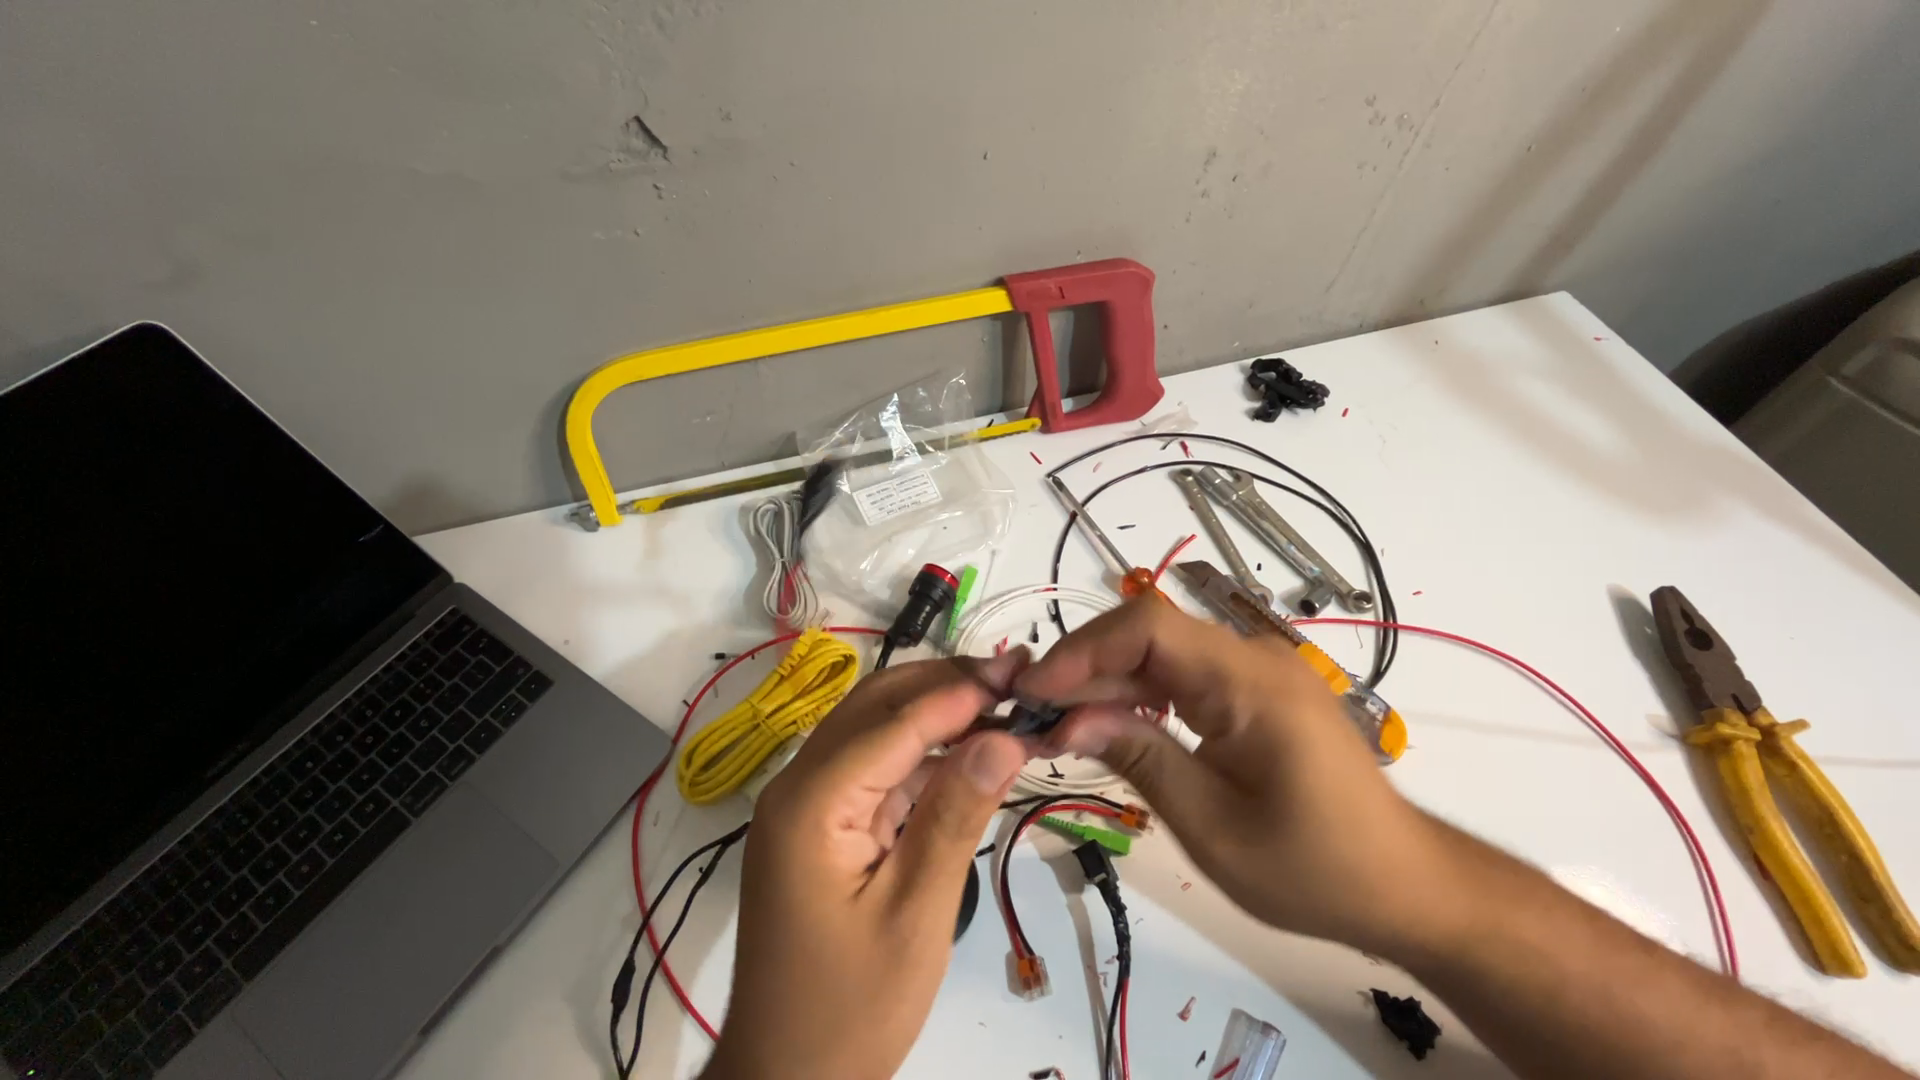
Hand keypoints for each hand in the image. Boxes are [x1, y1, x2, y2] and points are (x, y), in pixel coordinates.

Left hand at [704, 652, 1030, 1079]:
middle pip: (875, 708)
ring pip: (875, 732)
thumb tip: (1002, 736)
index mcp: (810, 802)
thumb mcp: (916, 914)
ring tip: (1004, 705)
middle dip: (944, 687)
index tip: (1022, 673)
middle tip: (1016, 678)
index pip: (893, 722)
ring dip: (936, 715)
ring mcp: (807, 805)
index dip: (959, 693)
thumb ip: (956, 816)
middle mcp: (799, 787)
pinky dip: (922, 757)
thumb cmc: (851, 1007)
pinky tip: (967, 752)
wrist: (787, 1075)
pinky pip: (874, 772)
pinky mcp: (821, 827)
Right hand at [1016, 599, 1444, 953]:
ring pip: (1160, 655)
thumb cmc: (1313, 869)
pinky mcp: (1255, 695)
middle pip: (1149, 635)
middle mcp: (1254, 660)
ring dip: (1106, 685)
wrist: (1405, 887)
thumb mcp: (1212, 825)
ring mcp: (1257, 674)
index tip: (1032, 692)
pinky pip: (1183, 678)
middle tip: (1031, 716)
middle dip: (1084, 669)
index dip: (1081, 651)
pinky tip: (1106, 727)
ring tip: (1055, 727)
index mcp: (1250, 683)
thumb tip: (1066, 719)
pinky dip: (1139, 698)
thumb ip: (1138, 757)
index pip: (1148, 629)